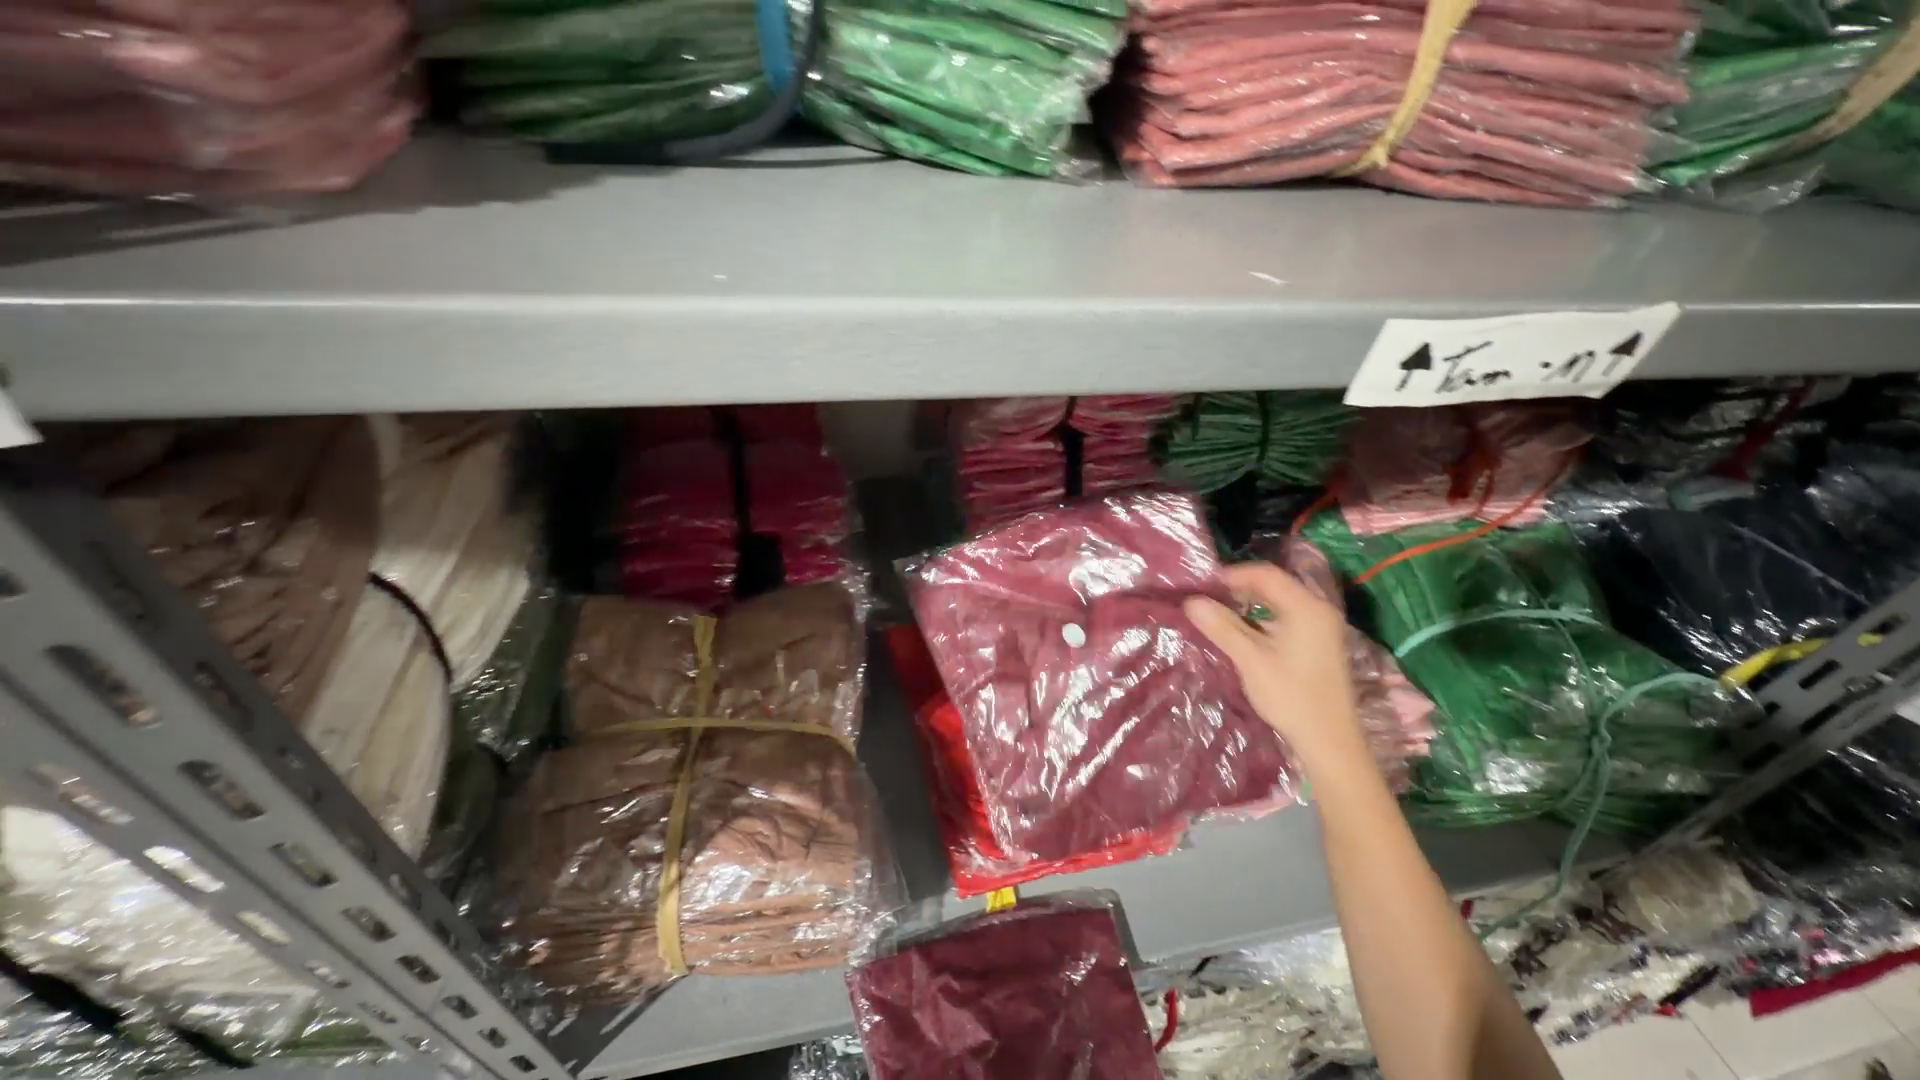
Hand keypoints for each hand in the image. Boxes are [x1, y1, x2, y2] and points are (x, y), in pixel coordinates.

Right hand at [1184, 563, 1367, 766]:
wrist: (1329, 739)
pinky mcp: (1320, 643)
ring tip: (1220, 615)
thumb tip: (1191, 601)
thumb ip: (1222, 627)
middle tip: (1208, 599)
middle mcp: (1318, 609)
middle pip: (1275, 586)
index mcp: (1306, 607)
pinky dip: (1264, 620)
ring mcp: (1322, 627)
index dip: (1232, 575)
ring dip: (1250, 605)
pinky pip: (1288, 618)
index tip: (1204, 585)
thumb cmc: (1290, 695)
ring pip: (1280, 603)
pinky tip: (1244, 634)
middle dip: (1240, 589)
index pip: (1266, 574)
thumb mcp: (1250, 660)